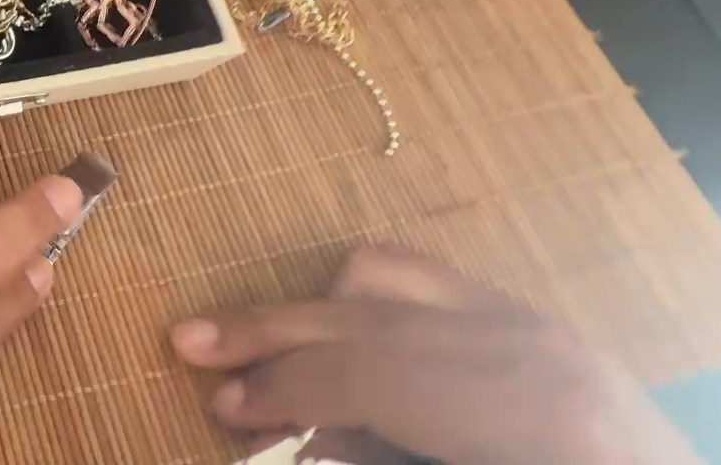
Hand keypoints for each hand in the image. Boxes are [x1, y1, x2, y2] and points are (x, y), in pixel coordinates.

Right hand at [170, 245, 700, 464]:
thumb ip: (369, 457)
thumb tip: (284, 434)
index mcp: (531, 413)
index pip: (367, 376)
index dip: (282, 387)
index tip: (222, 406)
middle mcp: (526, 345)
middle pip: (359, 314)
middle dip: (265, 330)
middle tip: (189, 343)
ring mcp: (528, 319)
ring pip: (381, 274)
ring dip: (309, 306)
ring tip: (265, 345)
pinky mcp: (523, 315)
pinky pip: (416, 274)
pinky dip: (356, 290)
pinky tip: (331, 322)